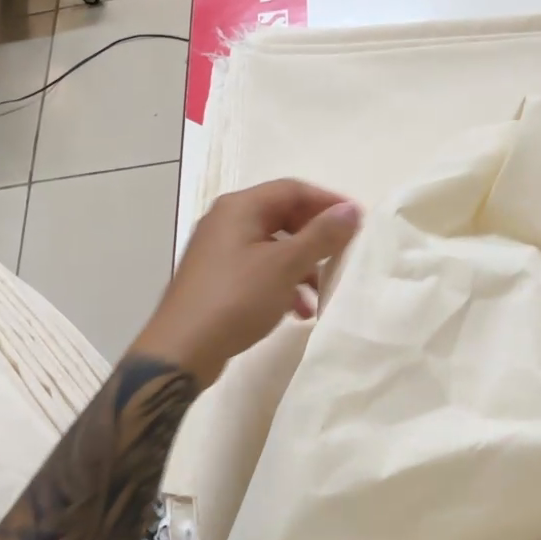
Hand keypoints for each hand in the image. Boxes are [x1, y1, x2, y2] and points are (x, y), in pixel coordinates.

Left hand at [131, 179, 360, 386]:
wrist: (182, 349)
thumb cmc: (236, 300)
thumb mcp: (285, 266)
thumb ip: (321, 236)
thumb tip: (351, 210)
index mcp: (240, 207)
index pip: (293, 190)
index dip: (328, 203)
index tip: (358, 223)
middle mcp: (226, 222)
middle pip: (283, 218)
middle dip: (316, 239)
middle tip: (342, 258)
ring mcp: (219, 252)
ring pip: (272, 248)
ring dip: (302, 267)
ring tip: (322, 294)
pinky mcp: (217, 280)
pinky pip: (258, 272)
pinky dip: (282, 285)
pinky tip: (297, 311)